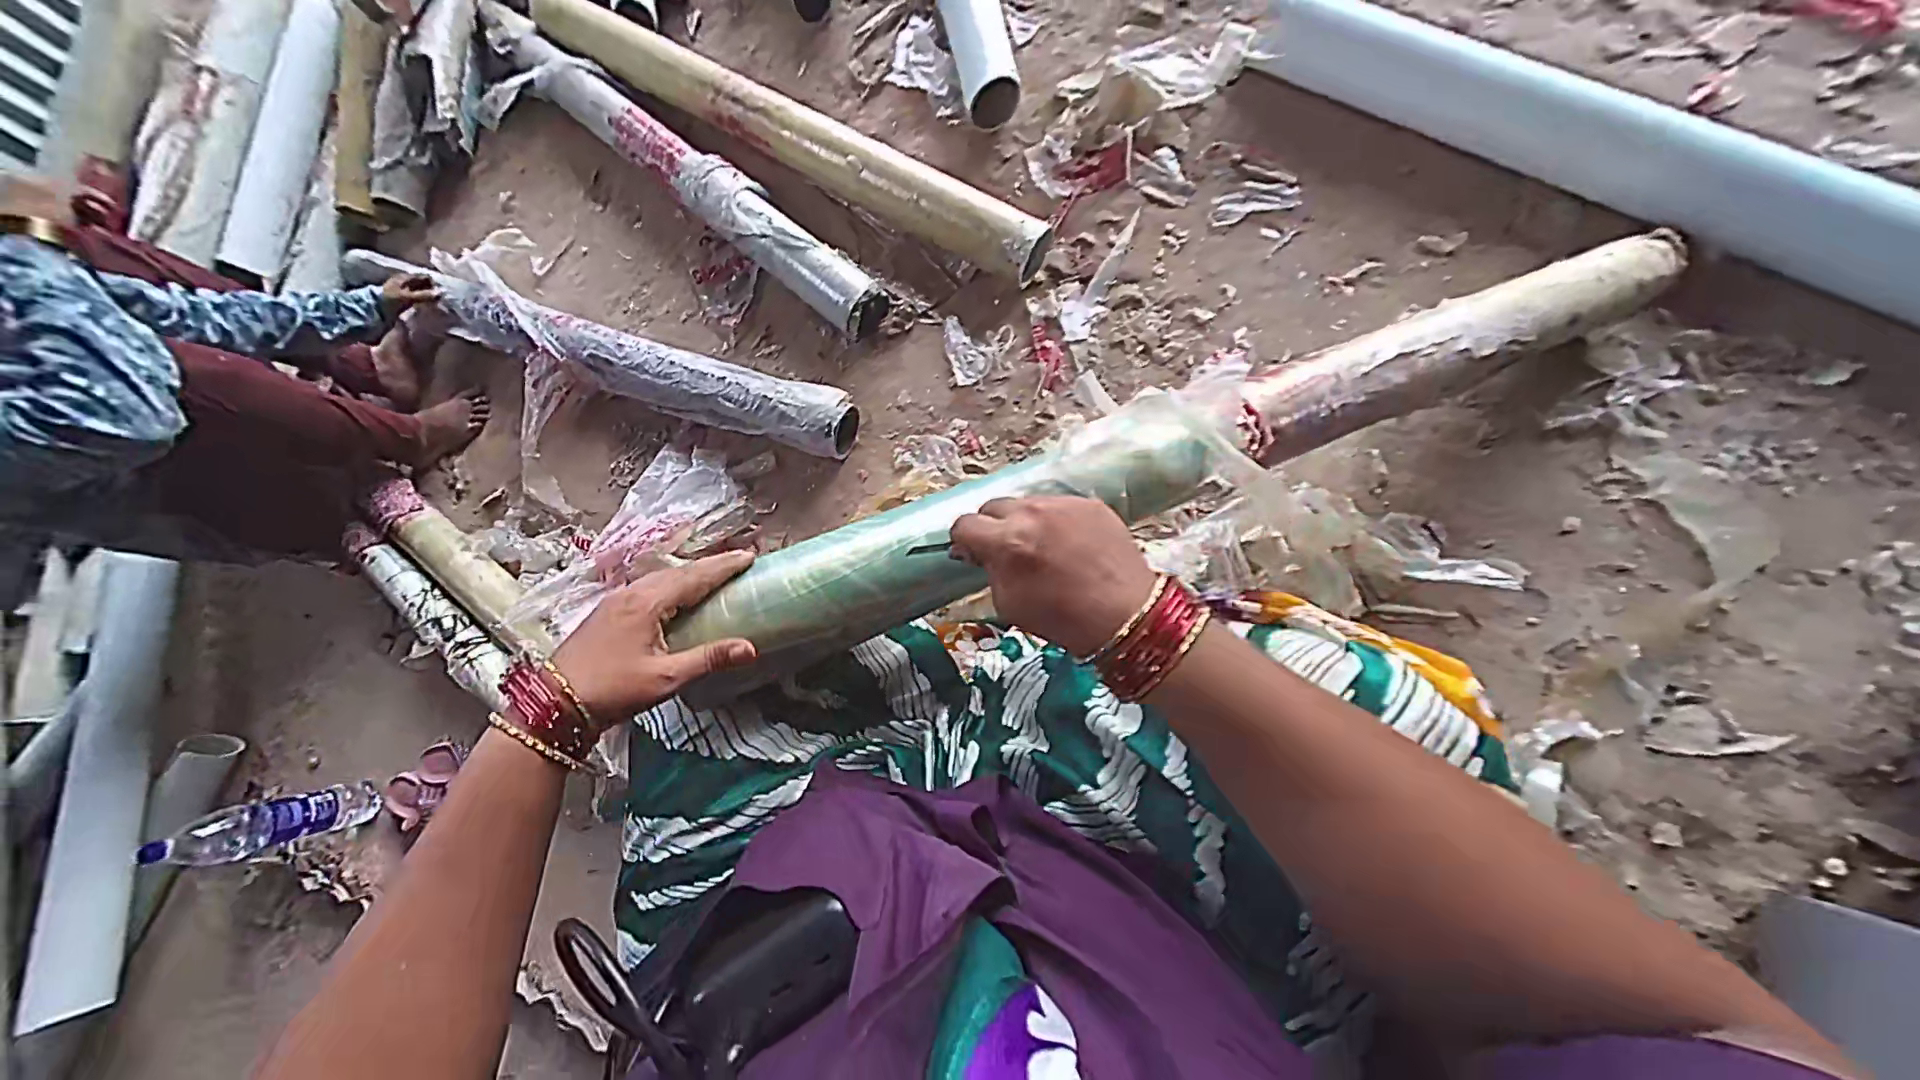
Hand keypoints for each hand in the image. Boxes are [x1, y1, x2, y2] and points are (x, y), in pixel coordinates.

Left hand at [380, 273, 440, 316]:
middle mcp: (406, 281)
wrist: (375, 309)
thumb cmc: (390, 300)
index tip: (442, 292)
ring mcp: (405, 289)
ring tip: (438, 302)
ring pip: (422, 290)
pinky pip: (419, 297)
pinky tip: (429, 305)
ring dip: (429, 295)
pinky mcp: (405, 298)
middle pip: (423, 283)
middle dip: (432, 289)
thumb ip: (423, 295)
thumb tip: (441, 294)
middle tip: (442, 298)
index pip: (424, 277)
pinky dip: (425, 300)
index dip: (434, 283)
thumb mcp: (407, 297)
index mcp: (405, 277)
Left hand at [550, 551, 757, 723]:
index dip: (723, 566)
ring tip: (715, 573)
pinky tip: (678, 592)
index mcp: (647, 603)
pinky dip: (673, 583)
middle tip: (739, 560)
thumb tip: (750, 648)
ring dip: (691, 572)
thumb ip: (709, 659)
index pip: (694, 577)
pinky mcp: (609, 611)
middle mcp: (632, 594)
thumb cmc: (612, 690)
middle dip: (711, 564)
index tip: (749, 556)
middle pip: (678, 571)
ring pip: (661, 577)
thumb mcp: (665, 677)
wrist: (554, 704)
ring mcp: (617, 600)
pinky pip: (649, 586)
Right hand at [949, 496, 1158, 656]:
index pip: (965, 524)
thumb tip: (976, 552)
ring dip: (1024, 520)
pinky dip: (1056, 521)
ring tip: (1042, 546)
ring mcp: (1063, 504)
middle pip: (993, 507)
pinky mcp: (1090, 503)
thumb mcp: (1008, 603)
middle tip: (1005, 549)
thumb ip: (988, 570)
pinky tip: (1070, 544)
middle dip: (992, 526)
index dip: (964, 540)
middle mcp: (1031, 512)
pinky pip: (1059, 506)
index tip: (971, 551)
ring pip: (1027, 502)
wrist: (1124, 615)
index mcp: (1006, 541)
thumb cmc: (1061, 618)